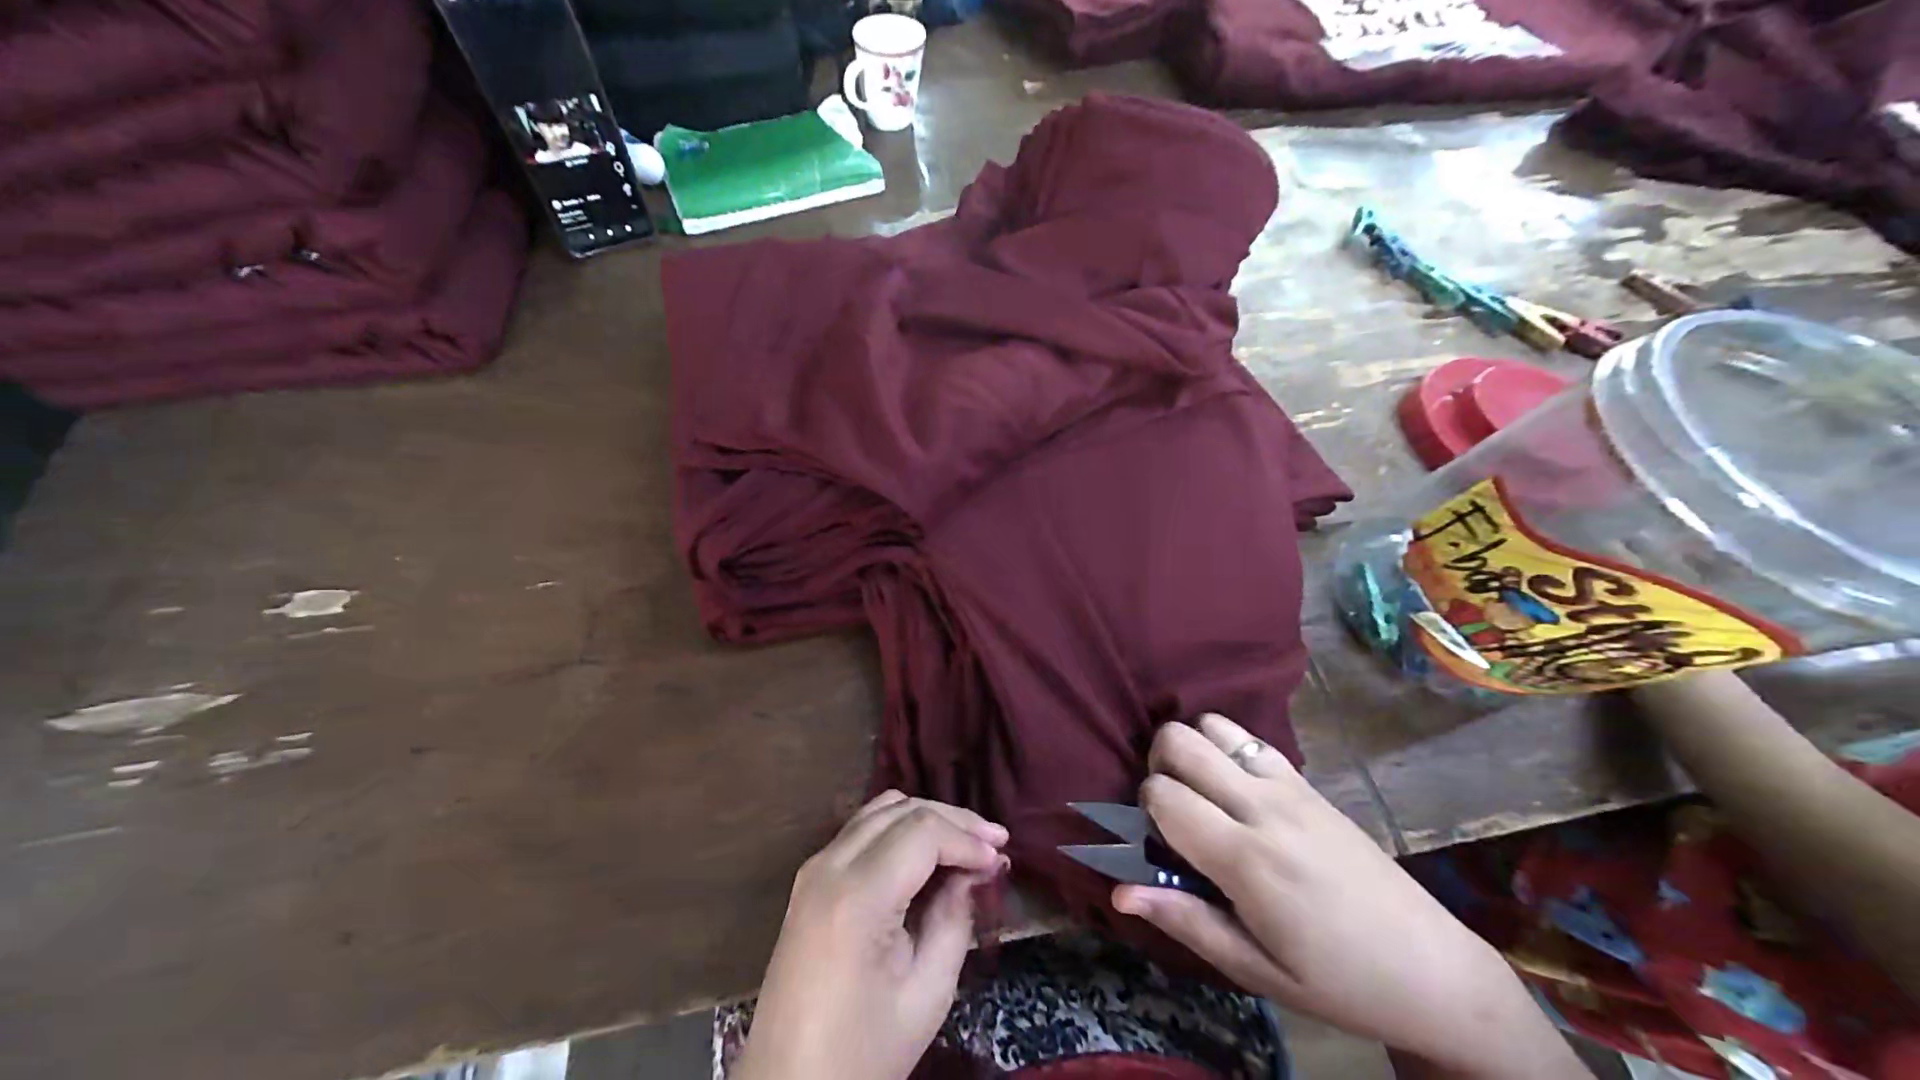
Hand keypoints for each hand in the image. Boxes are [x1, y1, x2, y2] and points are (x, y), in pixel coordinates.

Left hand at [734, 791, 1009, 1079]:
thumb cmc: (863, 1050)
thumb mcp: (927, 993)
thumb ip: (954, 920)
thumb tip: (975, 870)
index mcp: (857, 897)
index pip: (922, 831)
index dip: (967, 838)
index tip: (1000, 858)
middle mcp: (829, 866)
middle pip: (901, 810)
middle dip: (953, 820)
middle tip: (996, 841)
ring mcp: (814, 868)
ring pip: (880, 810)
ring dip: (927, 817)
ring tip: (968, 841)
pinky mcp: (810, 878)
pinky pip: (861, 829)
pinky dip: (899, 827)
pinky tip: (927, 850)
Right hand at [1114, 716, 1589, 1079]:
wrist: (1434, 969)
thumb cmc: (1338, 981)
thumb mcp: (1255, 971)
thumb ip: (1186, 921)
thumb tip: (1119, 893)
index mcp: (1246, 860)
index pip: (1163, 795)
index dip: (1144, 808)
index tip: (1157, 840)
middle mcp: (1264, 808)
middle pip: (1179, 741)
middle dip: (1157, 763)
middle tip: (1171, 807)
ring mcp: (1290, 788)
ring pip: (1212, 725)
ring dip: (1191, 748)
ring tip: (1200, 792)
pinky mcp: (1309, 784)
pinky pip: (1251, 738)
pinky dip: (1225, 746)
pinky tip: (1234, 787)